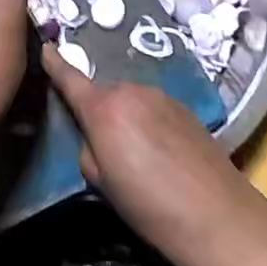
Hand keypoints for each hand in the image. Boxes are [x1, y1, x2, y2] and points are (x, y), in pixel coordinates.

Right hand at [39, 44, 266, 265]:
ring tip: (140, 155)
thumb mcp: (102, 184)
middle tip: (107, 147)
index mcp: (104, 108)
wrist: (221, 219)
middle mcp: (131, 90)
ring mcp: (161, 95)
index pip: (69, 77)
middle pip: (104, 93)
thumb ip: (88, 149)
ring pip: (131, 100)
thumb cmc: (152, 207)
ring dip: (128, 117)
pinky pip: (154, 108)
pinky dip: (151, 122)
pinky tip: (164, 154)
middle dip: (100, 112)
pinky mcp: (186, 107)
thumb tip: (94, 137)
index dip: (54, 63)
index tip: (44, 47)